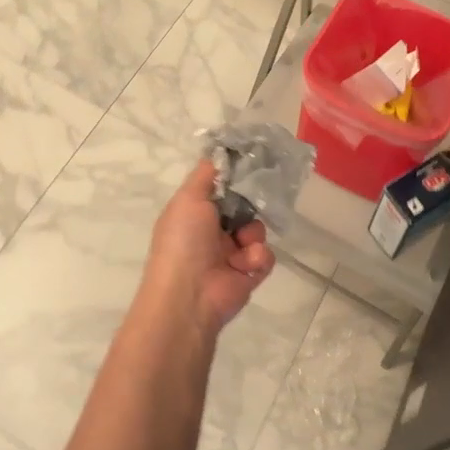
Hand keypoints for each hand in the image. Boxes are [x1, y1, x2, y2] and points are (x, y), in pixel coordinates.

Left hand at [141, 161, 275, 337]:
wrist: (190, 296)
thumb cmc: (184, 241)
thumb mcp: (188, 198)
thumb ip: (206, 174)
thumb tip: (219, 153)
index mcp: (194, 212)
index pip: (220, 187)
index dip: (236, 177)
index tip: (254, 163)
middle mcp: (212, 231)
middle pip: (243, 206)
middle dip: (250, 204)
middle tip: (254, 201)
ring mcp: (231, 253)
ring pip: (257, 229)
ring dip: (253, 234)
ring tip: (242, 244)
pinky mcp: (248, 273)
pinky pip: (264, 255)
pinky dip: (257, 258)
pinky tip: (244, 265)